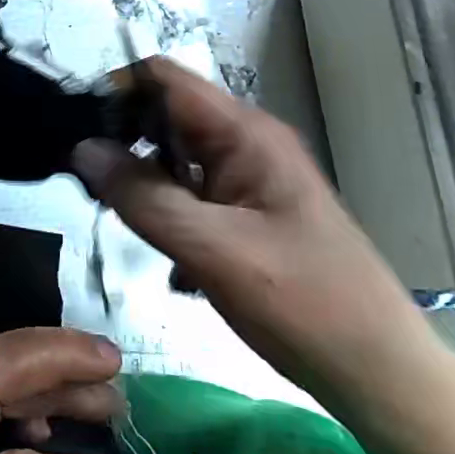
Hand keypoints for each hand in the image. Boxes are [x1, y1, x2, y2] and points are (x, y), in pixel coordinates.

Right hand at [71, 58, 444, 407]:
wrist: (378, 374)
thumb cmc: (304, 304)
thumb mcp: (211, 249)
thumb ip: (141, 196)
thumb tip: (81, 148)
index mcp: (245, 134)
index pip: (164, 79)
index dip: (115, 92)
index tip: (76, 131)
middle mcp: (244, 142)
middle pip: (162, 114)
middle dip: (120, 141)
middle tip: (92, 186)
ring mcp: (245, 176)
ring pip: (169, 155)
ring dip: (139, 181)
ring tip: (120, 217)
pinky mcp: (243, 209)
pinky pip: (184, 189)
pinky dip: (161, 207)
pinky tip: (160, 248)